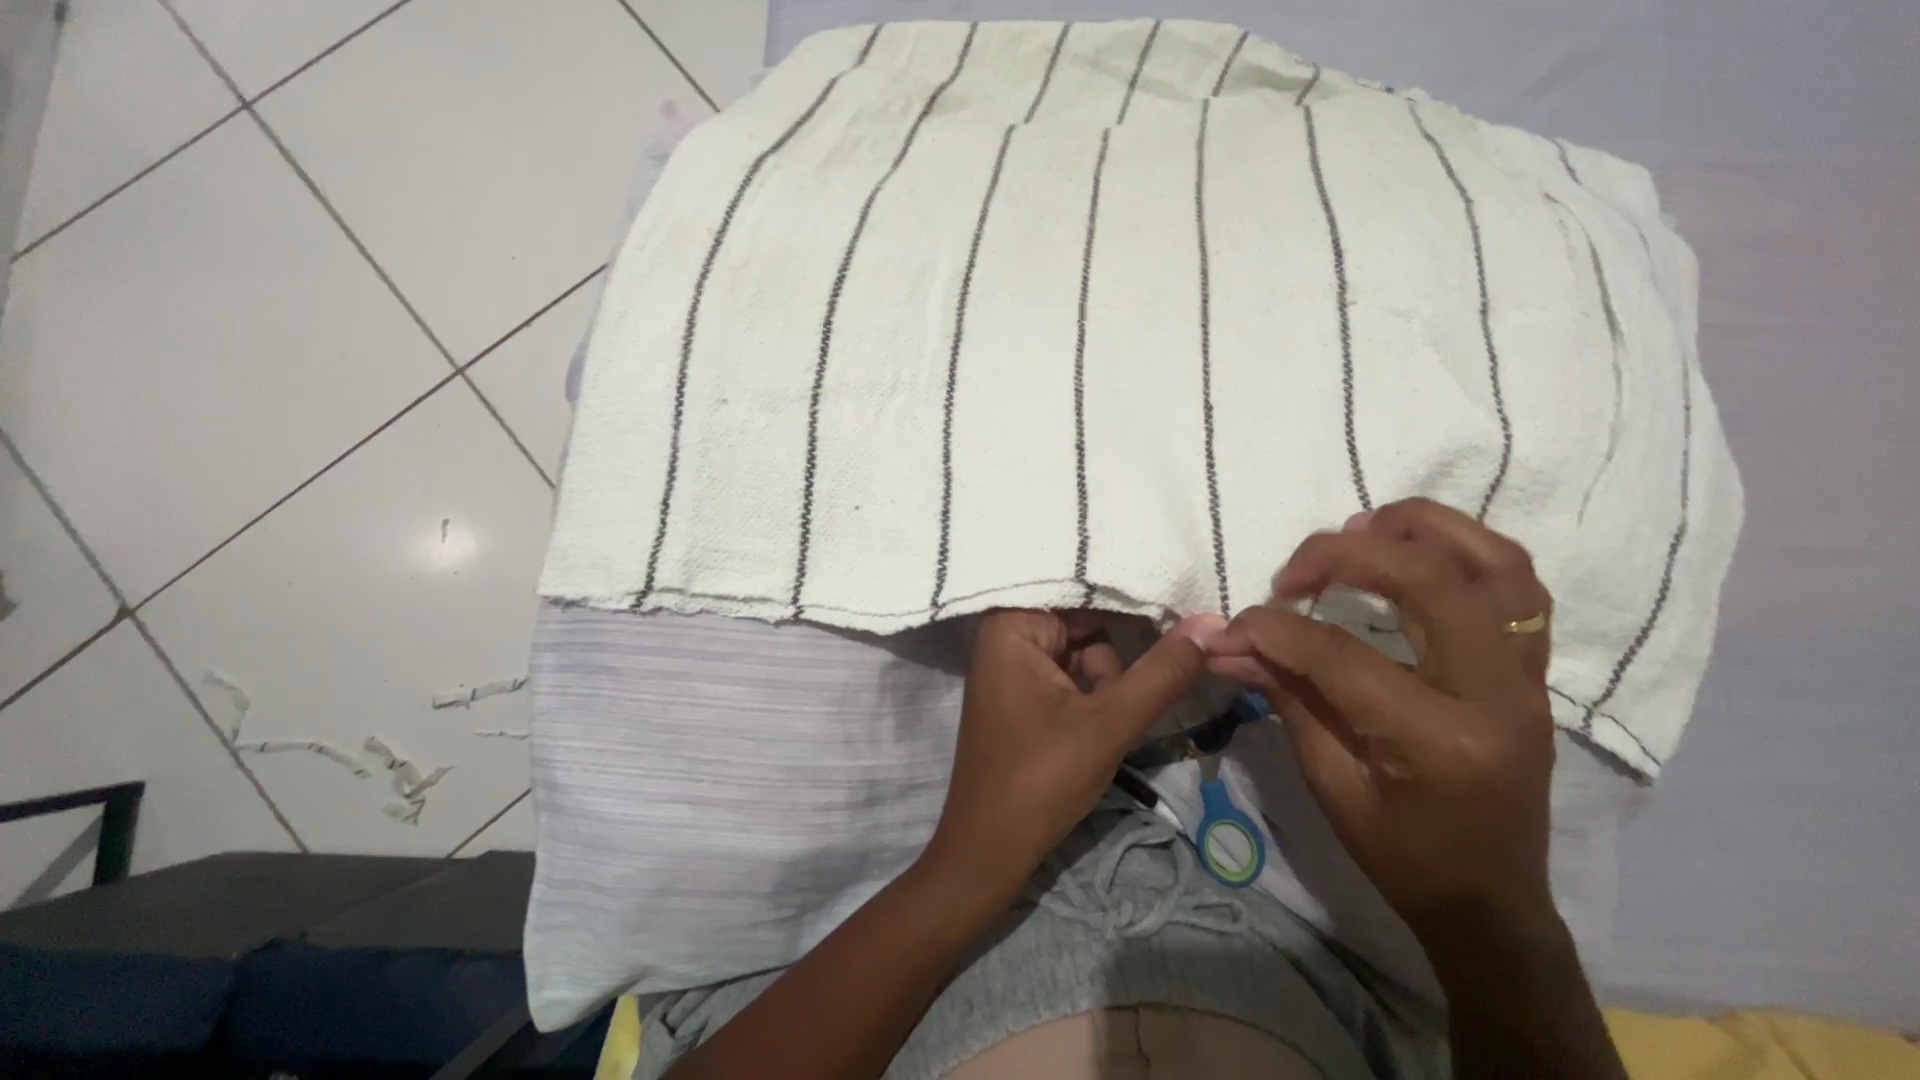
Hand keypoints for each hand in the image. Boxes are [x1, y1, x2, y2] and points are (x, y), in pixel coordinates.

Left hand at [922, 609, 1220, 895]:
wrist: (987, 850)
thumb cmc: (1040, 779)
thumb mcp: (1109, 722)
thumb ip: (1162, 671)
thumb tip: (1212, 623)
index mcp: (1012, 624)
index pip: (1082, 584)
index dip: (1133, 589)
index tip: (1185, 590)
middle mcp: (1006, 633)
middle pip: (1084, 615)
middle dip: (1127, 638)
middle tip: (1182, 642)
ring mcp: (1012, 665)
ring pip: (1083, 647)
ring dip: (1113, 673)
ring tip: (1120, 710)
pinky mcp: (1022, 694)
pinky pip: (1070, 672)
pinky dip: (1097, 688)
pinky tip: (1111, 717)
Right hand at [1207, 498, 1559, 935]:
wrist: (1491, 901)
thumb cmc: (1403, 857)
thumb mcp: (1331, 785)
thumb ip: (1289, 698)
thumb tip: (1231, 643)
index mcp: (1437, 739)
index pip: (1342, 656)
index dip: (1276, 630)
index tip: (1234, 625)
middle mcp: (1495, 694)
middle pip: (1430, 581)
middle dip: (1348, 555)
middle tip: (1295, 569)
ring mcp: (1526, 678)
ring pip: (1495, 564)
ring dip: (1425, 528)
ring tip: (1364, 524)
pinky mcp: (1532, 671)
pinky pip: (1518, 586)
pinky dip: (1466, 551)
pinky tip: (1418, 551)